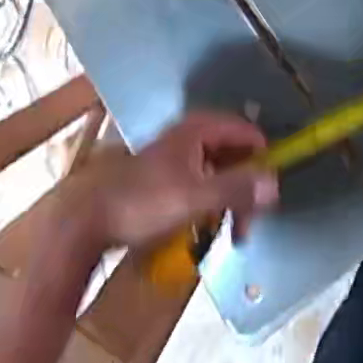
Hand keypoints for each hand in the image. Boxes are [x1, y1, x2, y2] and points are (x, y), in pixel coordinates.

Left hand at [59, 111, 280, 255]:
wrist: (86, 220)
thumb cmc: (143, 201)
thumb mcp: (195, 197)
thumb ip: (237, 188)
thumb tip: (276, 182)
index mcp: (201, 128)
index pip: (249, 133)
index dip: (263, 160)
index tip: (267, 195)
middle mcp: (193, 134)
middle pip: (236, 154)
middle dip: (245, 189)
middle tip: (245, 226)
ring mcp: (180, 154)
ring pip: (220, 172)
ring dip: (229, 201)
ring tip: (229, 234)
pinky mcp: (168, 176)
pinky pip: (204, 184)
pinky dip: (211, 204)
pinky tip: (205, 229)